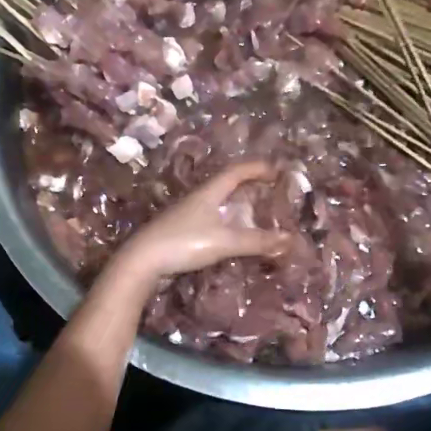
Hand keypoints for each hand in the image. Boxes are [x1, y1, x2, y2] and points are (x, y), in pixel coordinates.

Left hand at [111, 162, 295, 282]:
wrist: (141, 262)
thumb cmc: (182, 243)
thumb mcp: (223, 241)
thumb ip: (256, 241)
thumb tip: (290, 240)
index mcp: (207, 193)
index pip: (235, 172)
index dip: (256, 168)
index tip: (277, 170)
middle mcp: (196, 200)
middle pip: (226, 187)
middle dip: (249, 188)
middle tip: (271, 194)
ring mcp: (185, 217)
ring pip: (217, 207)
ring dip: (236, 209)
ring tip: (256, 217)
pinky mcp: (179, 234)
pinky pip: (209, 224)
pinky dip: (226, 226)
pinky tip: (231, 238)